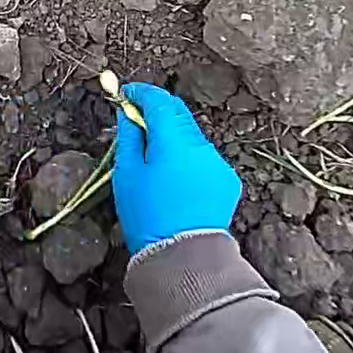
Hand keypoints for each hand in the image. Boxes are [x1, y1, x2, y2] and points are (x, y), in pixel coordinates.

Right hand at [112, 83, 242, 253]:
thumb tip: (128, 112)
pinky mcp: (227, 179)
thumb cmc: (148, 217)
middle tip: (136, 119)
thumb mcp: (127, 174)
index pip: (159, 100)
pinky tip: (176, 180)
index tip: (126, 94)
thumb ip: (129, 136)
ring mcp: (217, 162)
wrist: (184, 259)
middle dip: (157, 111)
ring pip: (191, 135)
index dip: (141, 93)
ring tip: (155, 158)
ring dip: (173, 136)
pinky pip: (204, 158)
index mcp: (174, 140)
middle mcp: (201, 145)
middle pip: (177, 114)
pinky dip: (189, 158)